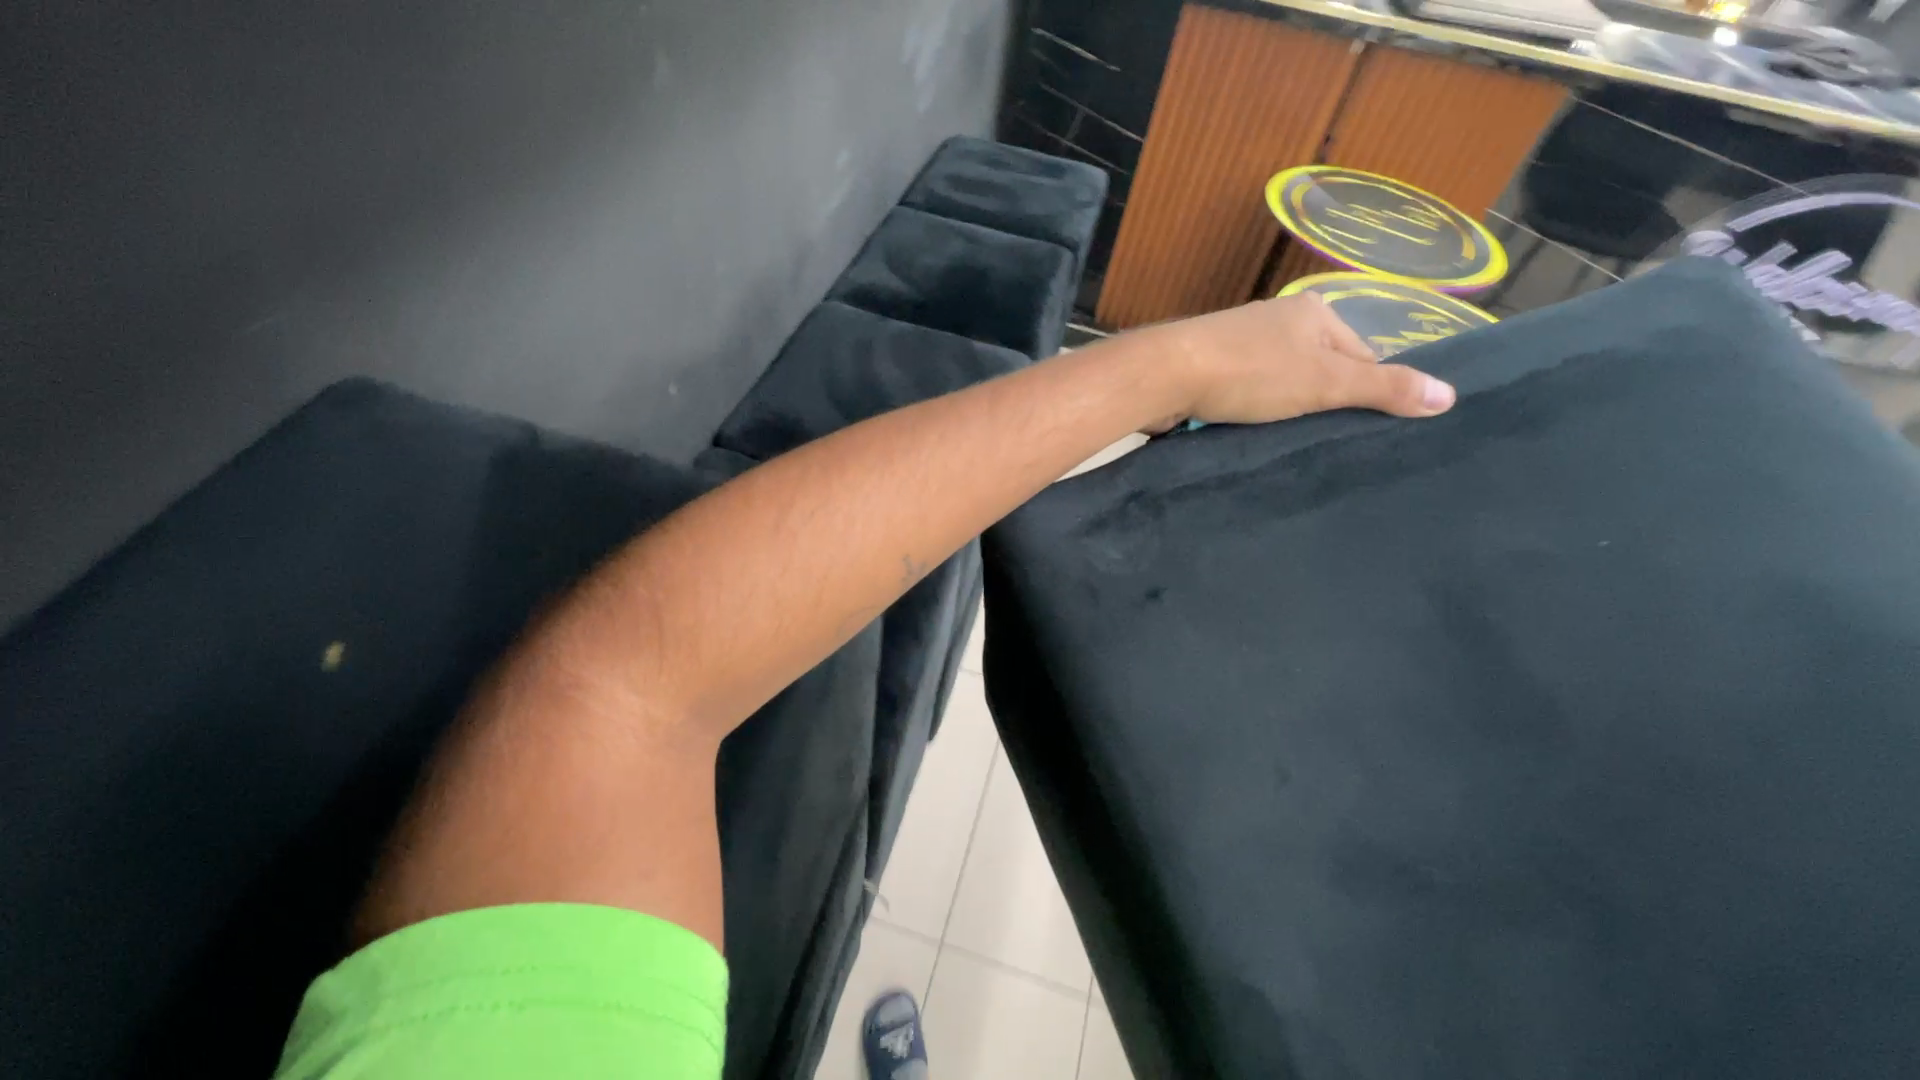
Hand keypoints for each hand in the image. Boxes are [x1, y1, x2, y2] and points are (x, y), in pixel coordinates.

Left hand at [1143, 293, 1456, 429]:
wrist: (1166, 374)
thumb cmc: (1251, 373)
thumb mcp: (1326, 382)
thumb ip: (1384, 389)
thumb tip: (1451, 395)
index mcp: (1313, 312)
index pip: (1361, 356)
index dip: (1365, 393)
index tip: (1360, 428)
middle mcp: (1278, 320)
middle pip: (1321, 370)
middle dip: (1322, 403)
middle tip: (1322, 439)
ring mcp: (1241, 342)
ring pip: (1282, 384)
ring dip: (1285, 411)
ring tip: (1285, 440)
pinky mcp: (1211, 366)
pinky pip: (1247, 392)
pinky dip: (1252, 412)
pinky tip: (1251, 432)